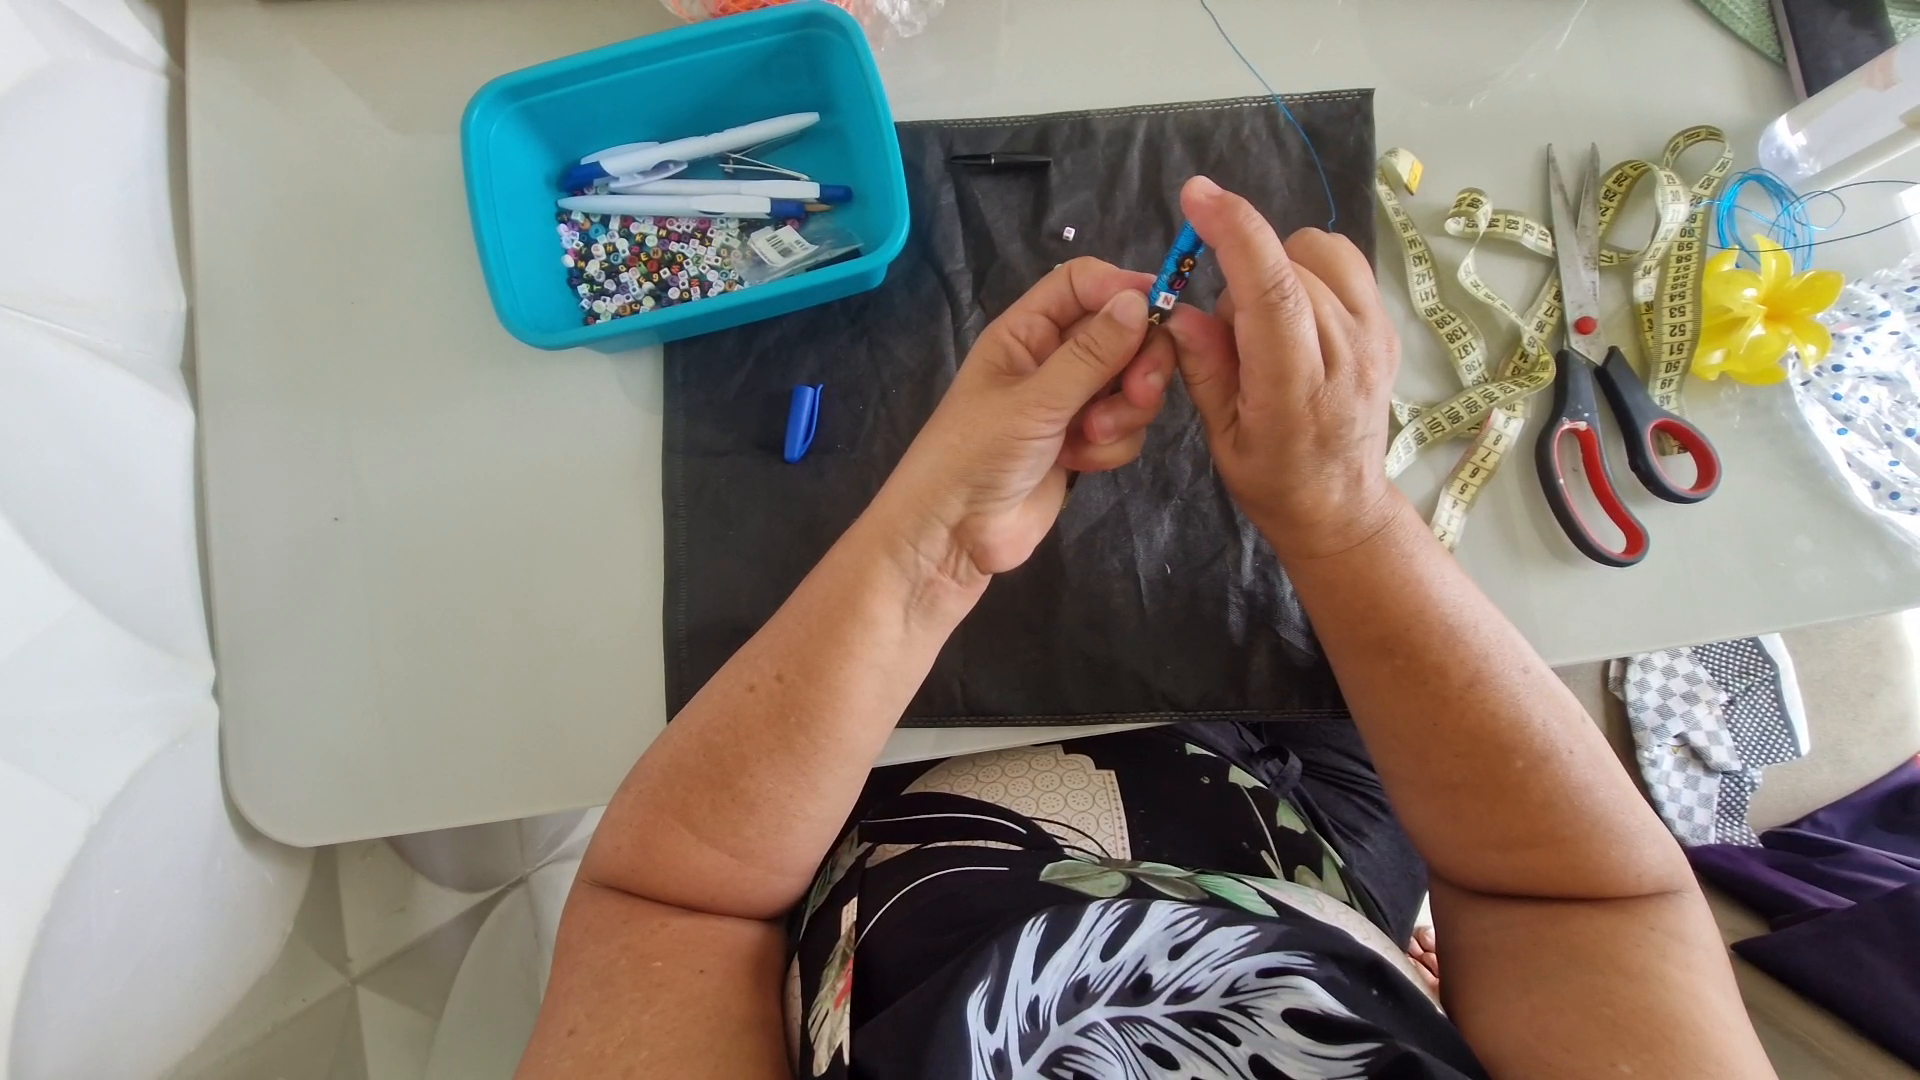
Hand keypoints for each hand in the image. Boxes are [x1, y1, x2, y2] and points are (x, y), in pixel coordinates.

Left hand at [870, 257, 1174, 591]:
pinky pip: (1124, 428)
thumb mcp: (1033, 401)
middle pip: (1121, 334)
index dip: (1123, 289)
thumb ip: (1090, 354)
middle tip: (1140, 393)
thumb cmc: (977, 454)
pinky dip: (1112, 446)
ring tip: (1090, 438)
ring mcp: (1069, 404)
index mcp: (1026, 332)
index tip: (1162, 312)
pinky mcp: (1083, 444)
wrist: (956, 533)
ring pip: (1129, 385)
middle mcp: (1051, 360)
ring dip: (1123, 412)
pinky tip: (1080, 464)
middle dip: (1138, 363)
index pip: (1083, 284)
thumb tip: (1139, 299)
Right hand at [1165, 176, 1406, 562]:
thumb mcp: (1222, 436)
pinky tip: (1293, 316)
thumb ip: (1204, 368)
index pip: (1273, 291)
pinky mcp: (1386, 326)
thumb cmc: (1271, 480)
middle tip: (1227, 333)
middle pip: (1290, 264)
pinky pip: (1343, 264)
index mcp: (1297, 389)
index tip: (1197, 197)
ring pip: (1319, 255)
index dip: (1235, 233)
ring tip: (1262, 325)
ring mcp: (1376, 334)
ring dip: (1275, 271)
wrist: (1341, 504)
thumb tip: (1180, 311)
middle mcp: (1348, 352)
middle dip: (1241, 275)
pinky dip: (1306, 272)